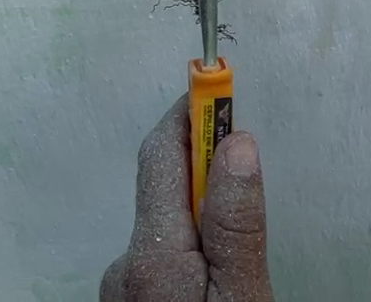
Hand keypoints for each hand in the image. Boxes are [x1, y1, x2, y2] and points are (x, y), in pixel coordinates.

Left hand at [101, 96, 275, 301]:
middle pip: (166, 187)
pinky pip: (163, 252)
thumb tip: (237, 142)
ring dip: (201, 212)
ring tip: (241, 247)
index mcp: (151, 253)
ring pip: (168, 223)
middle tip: (249, 171)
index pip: (163, 153)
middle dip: (205, 167)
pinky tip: (218, 275)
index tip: (224, 90)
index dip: (192, 113)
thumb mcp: (242, 294)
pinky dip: (191, 244)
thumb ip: (237, 224)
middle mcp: (125, 263)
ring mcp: (121, 288)